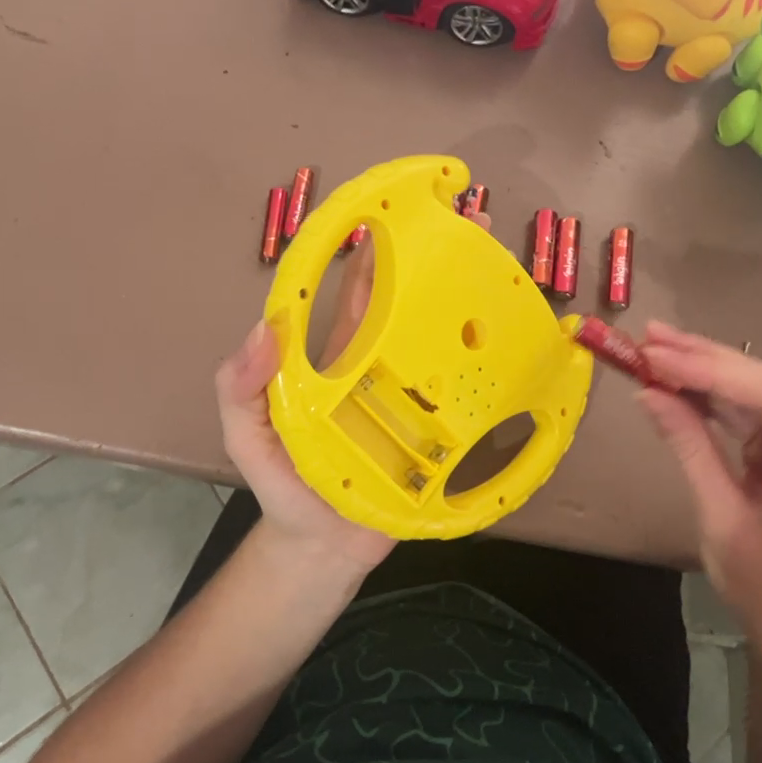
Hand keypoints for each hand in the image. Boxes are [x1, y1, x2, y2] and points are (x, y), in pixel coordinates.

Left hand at [214, 212, 492, 576]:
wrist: (322, 550)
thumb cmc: (283, 485)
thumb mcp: (247, 436)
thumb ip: (239, 390)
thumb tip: (263, 331)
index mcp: (338, 356)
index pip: (356, 291)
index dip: (376, 250)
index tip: (403, 212)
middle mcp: (381, 368)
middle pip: (413, 306)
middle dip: (440, 262)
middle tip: (477, 222)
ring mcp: (416, 403)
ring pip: (447, 346)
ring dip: (475, 310)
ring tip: (508, 274)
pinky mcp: (442, 441)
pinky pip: (469, 403)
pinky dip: (494, 377)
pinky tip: (522, 354)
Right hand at [635, 322, 761, 658]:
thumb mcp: (721, 520)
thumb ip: (690, 447)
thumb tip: (647, 393)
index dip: (714, 371)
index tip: (658, 355)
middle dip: (707, 361)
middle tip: (649, 339)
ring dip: (709, 369)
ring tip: (655, 346)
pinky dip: (719, 394)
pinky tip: (681, 374)